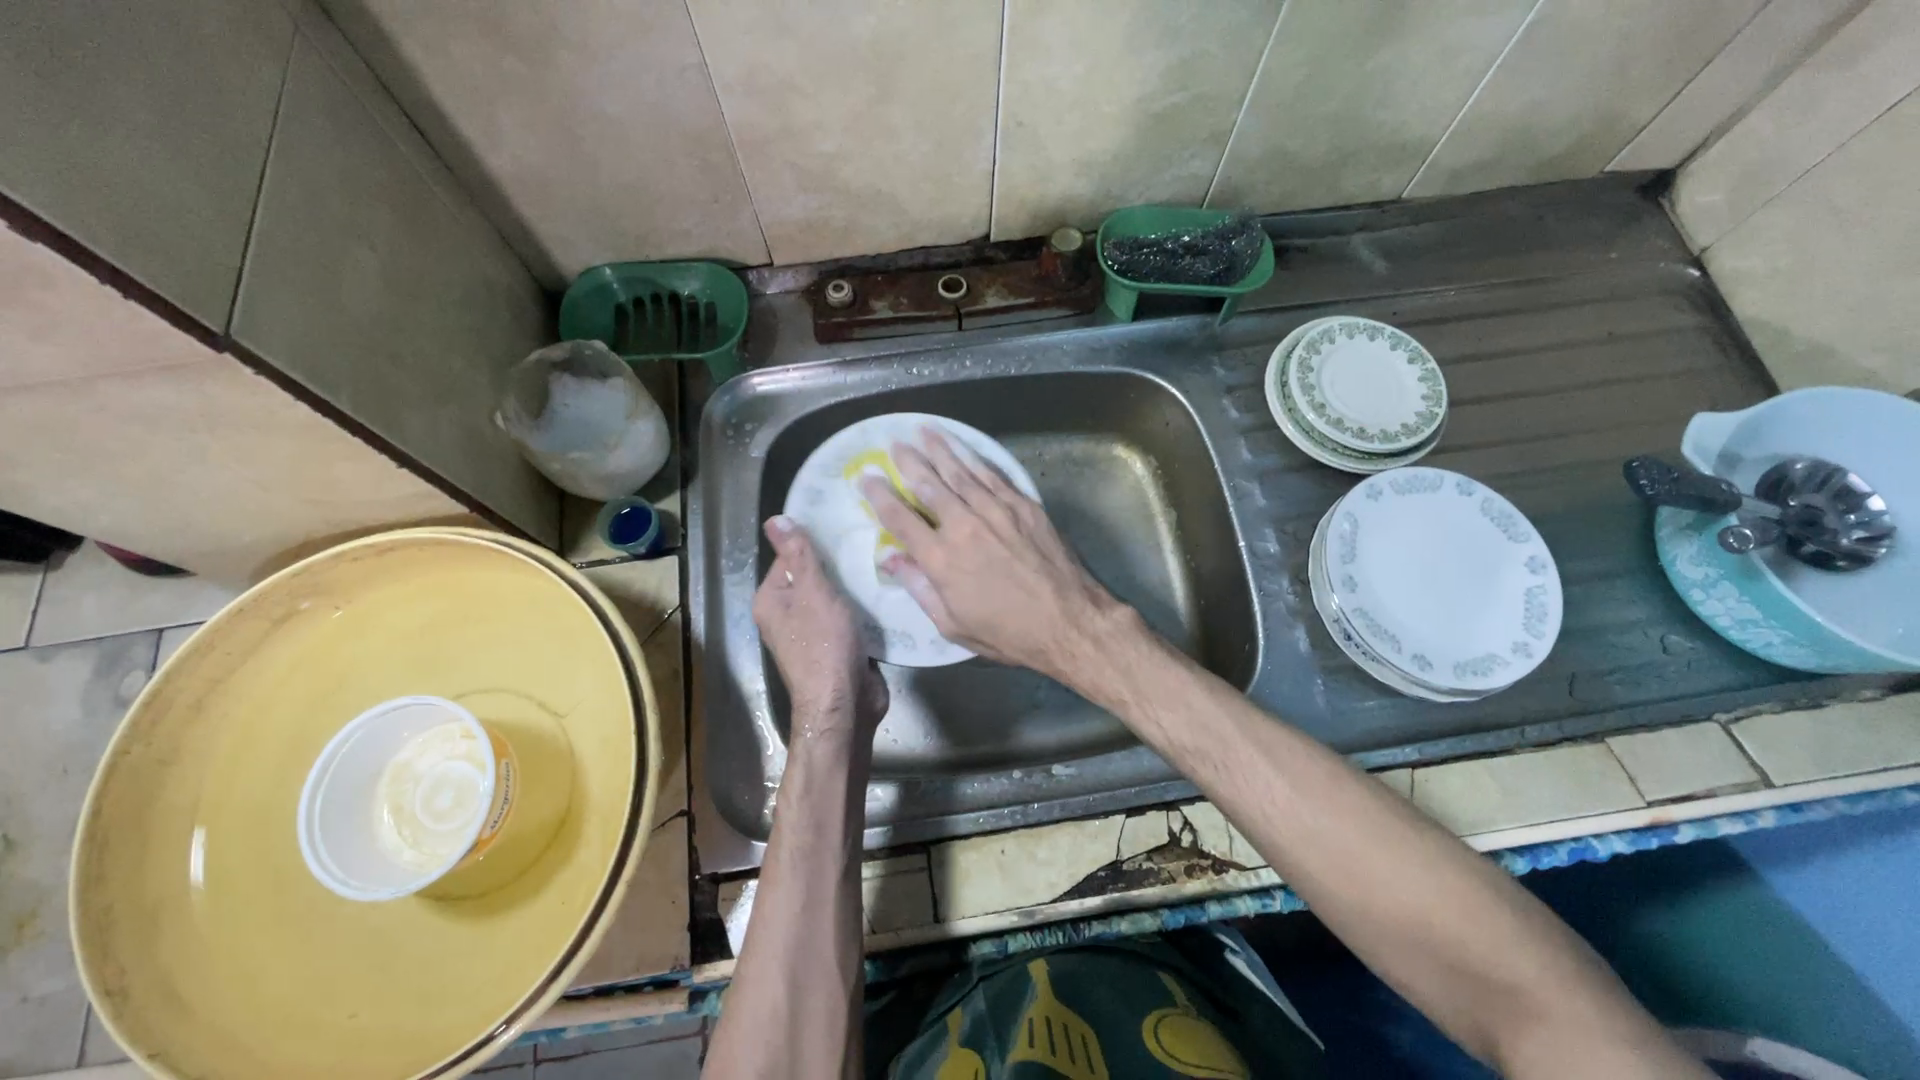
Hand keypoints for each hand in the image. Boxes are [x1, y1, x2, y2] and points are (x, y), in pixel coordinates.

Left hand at [753, 516, 888, 737]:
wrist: (845, 704)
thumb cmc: (824, 645)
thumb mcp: (812, 592)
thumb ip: (798, 555)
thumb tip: (774, 519)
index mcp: (771, 601)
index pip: (790, 558)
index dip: (815, 543)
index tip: (846, 528)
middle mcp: (787, 616)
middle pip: (814, 577)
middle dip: (840, 564)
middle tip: (870, 542)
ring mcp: (813, 634)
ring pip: (835, 598)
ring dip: (856, 587)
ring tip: (882, 564)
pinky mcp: (837, 647)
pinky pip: (850, 618)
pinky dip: (865, 609)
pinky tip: (886, 594)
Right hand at [860, 427, 1133, 684]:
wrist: (1068, 622)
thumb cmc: (1008, 633)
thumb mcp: (952, 625)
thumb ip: (919, 588)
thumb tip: (889, 559)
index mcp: (941, 560)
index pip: (900, 519)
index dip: (879, 496)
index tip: (866, 478)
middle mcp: (964, 526)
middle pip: (928, 484)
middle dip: (908, 461)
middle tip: (894, 444)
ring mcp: (996, 511)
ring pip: (961, 471)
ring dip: (940, 449)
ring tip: (924, 431)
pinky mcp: (1023, 506)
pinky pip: (993, 475)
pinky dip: (975, 458)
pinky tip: (964, 448)